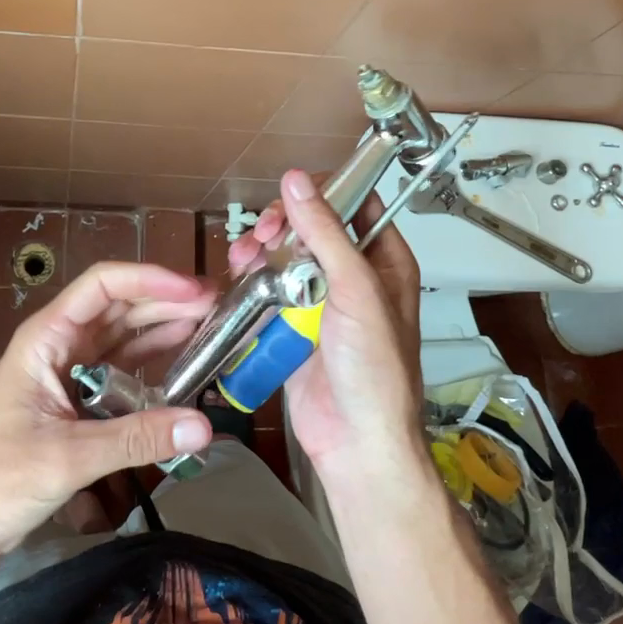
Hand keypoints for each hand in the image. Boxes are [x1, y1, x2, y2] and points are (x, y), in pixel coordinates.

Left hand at [0, 262, 217, 553]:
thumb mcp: (68, 457)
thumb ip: (136, 439)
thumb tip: (203, 427)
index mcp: (46, 337)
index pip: (101, 286)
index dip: (148, 280)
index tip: (192, 289)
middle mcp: (59, 344)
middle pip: (119, 306)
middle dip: (166, 300)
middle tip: (218, 306)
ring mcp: (68, 371)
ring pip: (123, 335)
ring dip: (164, 327)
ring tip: (212, 326)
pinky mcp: (77, 400)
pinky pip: (122, 369)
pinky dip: (153, 362)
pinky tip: (184, 364)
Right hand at [231, 169, 426, 480]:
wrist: (356, 443)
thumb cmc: (374, 370)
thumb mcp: (356, 291)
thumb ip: (326, 233)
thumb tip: (297, 180)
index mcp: (383, 260)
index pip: (355, 202)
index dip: (322, 191)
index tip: (291, 195)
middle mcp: (353, 274)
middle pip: (312, 225)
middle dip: (283, 221)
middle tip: (263, 233)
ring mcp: (320, 299)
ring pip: (285, 253)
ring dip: (261, 247)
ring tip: (244, 256)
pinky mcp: (292, 323)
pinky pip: (268, 287)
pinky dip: (251, 277)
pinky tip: (239, 275)